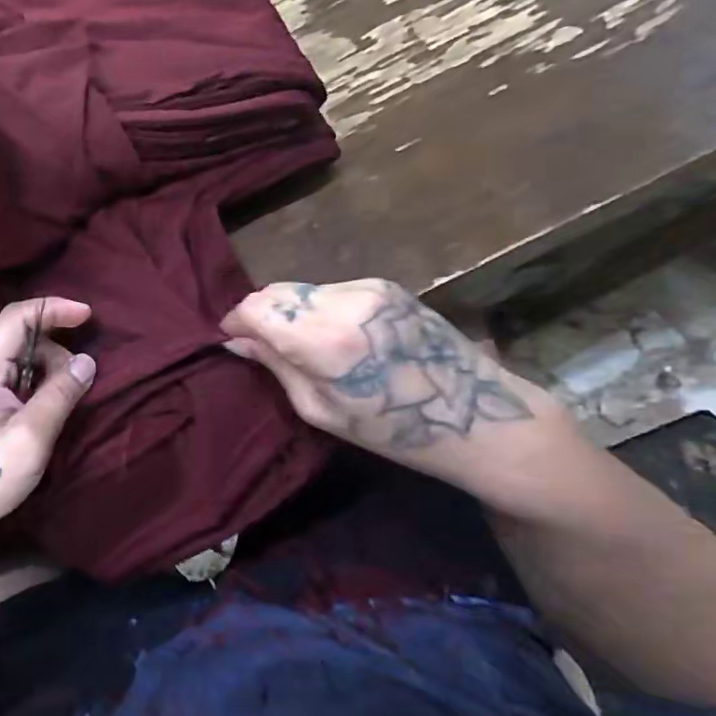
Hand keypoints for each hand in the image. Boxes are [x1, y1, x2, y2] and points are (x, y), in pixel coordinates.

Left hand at [0, 298, 96, 556]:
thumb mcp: (32, 437)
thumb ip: (60, 394)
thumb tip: (87, 361)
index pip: (16, 318)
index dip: (53, 309)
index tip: (89, 316)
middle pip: (16, 336)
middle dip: (54, 346)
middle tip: (79, 379)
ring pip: (14, 357)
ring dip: (45, 367)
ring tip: (62, 401)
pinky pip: (8, 375)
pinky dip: (32, 381)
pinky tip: (44, 406)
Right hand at [221, 279, 569, 489]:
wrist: (482, 417)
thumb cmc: (394, 429)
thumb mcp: (320, 409)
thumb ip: (276, 366)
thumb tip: (237, 341)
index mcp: (325, 338)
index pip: (254, 308)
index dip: (235, 322)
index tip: (233, 341)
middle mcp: (344, 301)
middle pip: (274, 292)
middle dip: (259, 315)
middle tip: (261, 345)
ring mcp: (368, 288)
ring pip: (299, 288)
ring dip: (287, 310)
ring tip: (298, 344)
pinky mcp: (385, 286)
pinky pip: (327, 290)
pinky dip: (314, 307)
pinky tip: (331, 335)